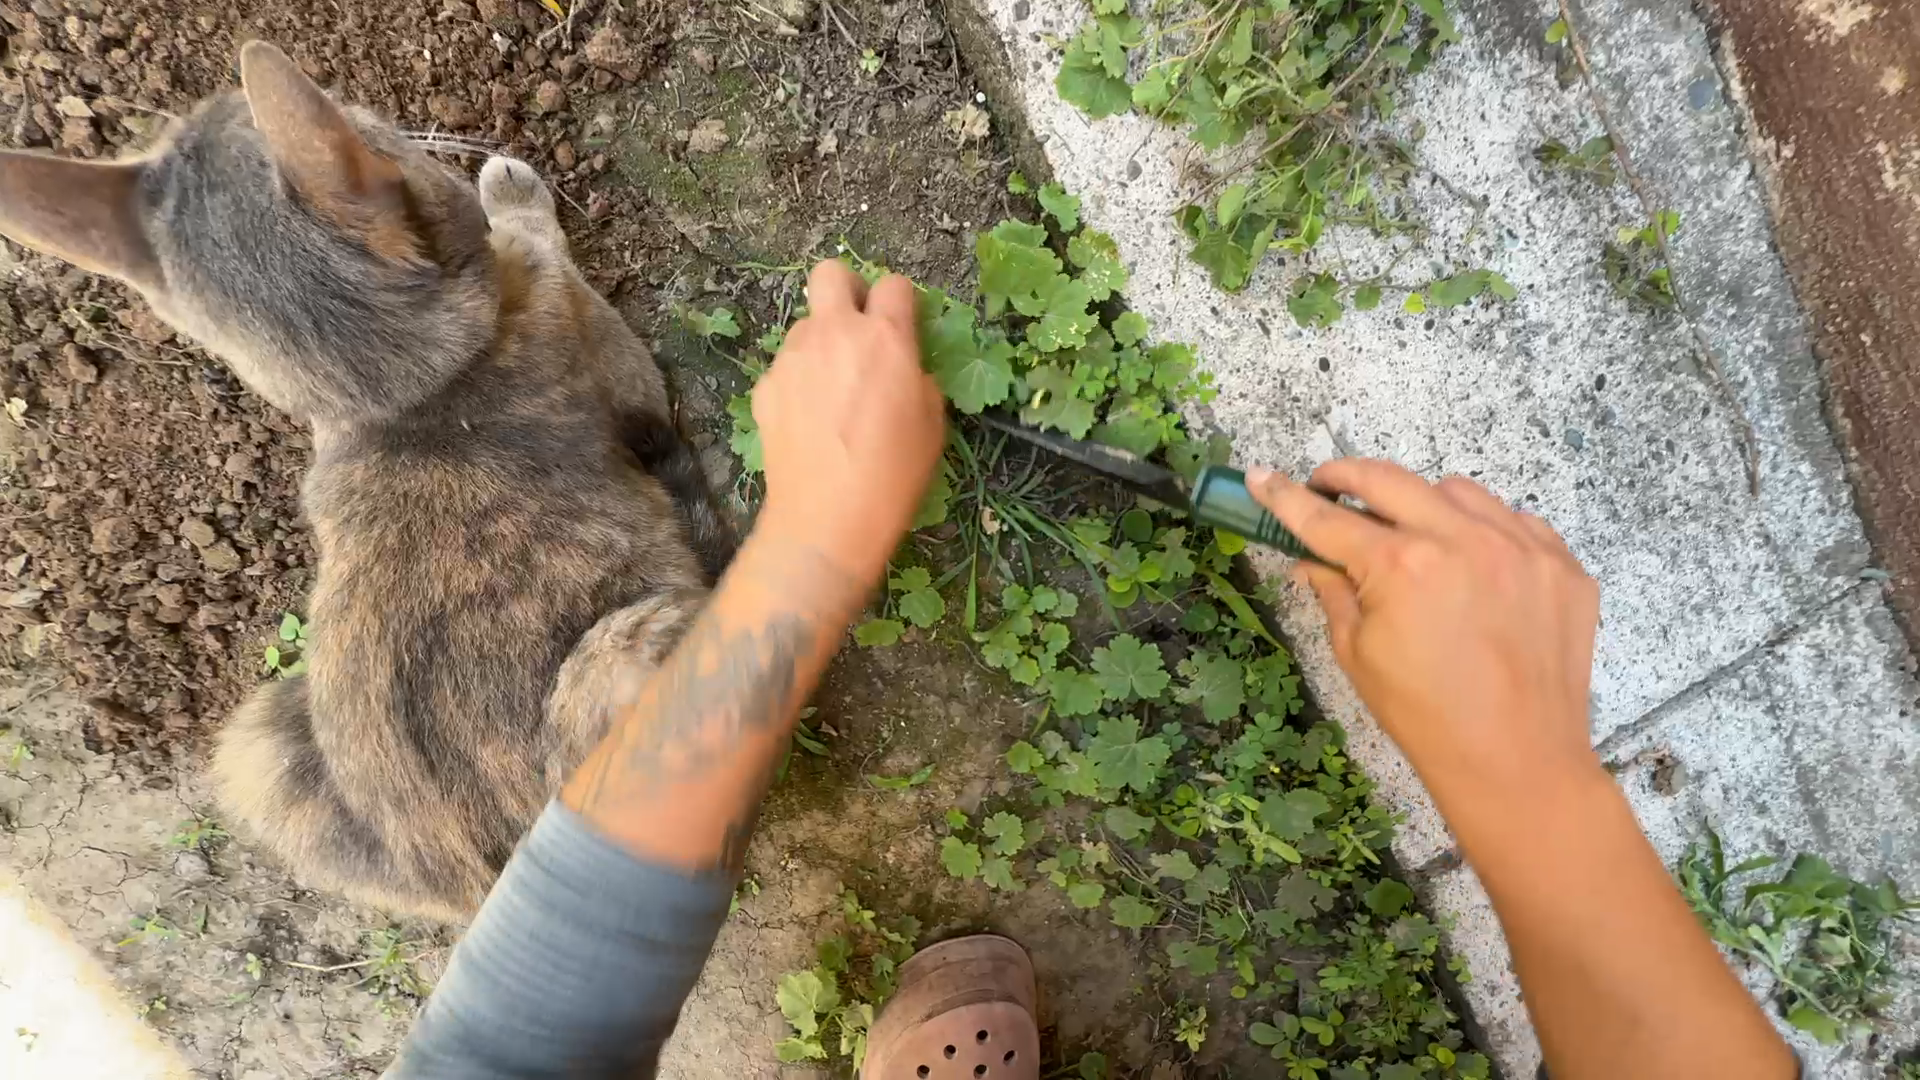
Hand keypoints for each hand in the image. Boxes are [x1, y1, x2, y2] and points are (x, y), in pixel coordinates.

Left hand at [752, 260, 945, 590]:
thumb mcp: (932, 427)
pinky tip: (809, 420)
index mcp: (886, 340)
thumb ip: (918, 380)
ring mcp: (793, 357)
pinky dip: (800, 380)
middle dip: (848, 290)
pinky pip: (787, 366)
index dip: (902, 303)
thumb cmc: (894, 477)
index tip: (903, 327)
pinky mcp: (767, 386)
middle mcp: (835, 334)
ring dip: (823, 342)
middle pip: (831, 273)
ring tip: (832, 391)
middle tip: (859, 330)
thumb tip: (904, 370)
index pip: (896, 285)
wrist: (828, 520)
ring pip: (806, 324)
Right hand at [1247, 461, 1601, 803]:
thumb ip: (1332, 589)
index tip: (1259, 476)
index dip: (1283, 496)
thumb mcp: (1354, 650)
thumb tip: (1311, 559)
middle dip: (1343, 474)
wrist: (1515, 758)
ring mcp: (1520, 546)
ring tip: (1408, 533)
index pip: (1324, 518)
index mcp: (1399, 566)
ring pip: (1453, 489)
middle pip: (1386, 478)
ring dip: (1416, 500)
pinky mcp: (1561, 563)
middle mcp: (1461, 540)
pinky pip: (1510, 518)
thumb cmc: (1419, 711)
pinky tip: (1468, 563)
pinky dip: (1478, 527)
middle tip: (1325, 486)